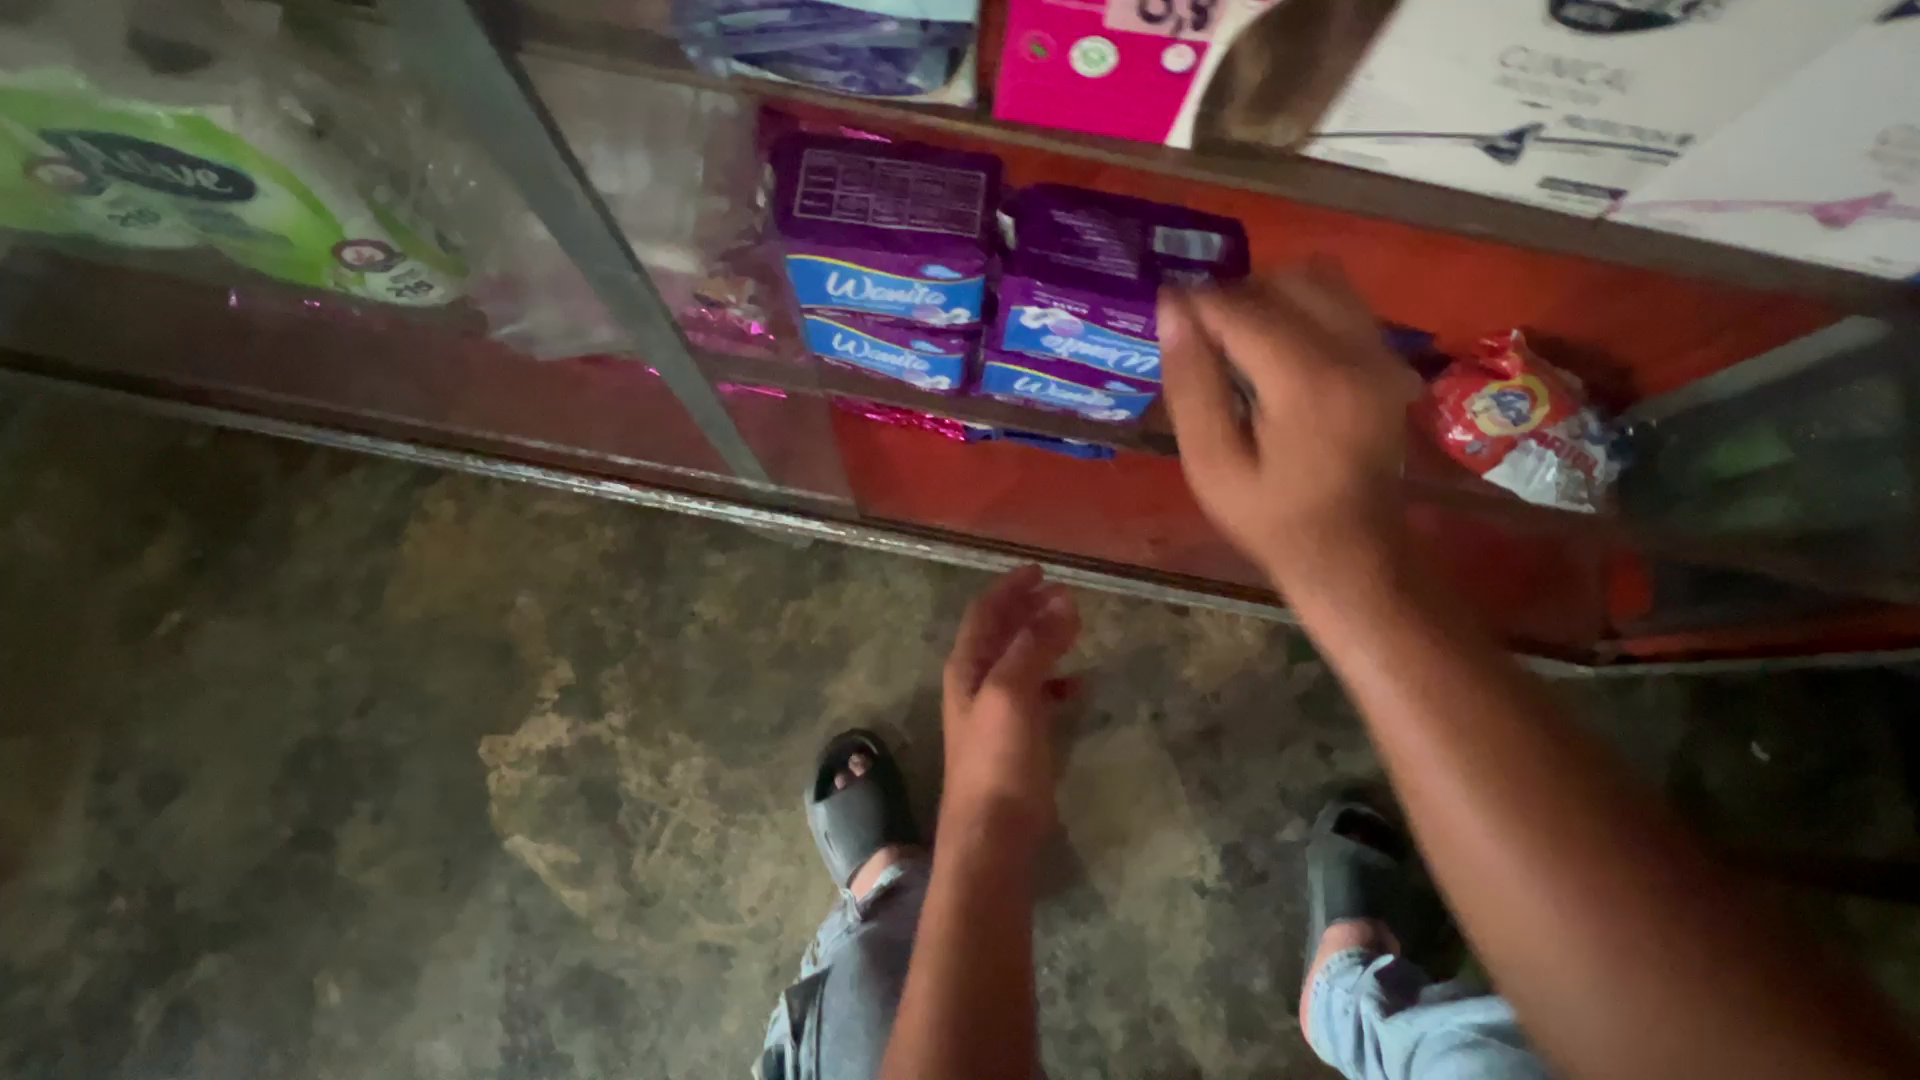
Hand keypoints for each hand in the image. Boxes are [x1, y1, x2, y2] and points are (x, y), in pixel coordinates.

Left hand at [940, 565, 1080, 853]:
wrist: (992, 834)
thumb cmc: (998, 759)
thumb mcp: (1013, 692)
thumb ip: (1035, 644)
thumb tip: (1062, 599)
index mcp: (968, 666)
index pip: (986, 612)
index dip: (1010, 587)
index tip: (1042, 570)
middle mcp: (975, 683)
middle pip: (1000, 633)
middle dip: (1028, 609)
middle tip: (1063, 594)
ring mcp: (994, 713)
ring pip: (1018, 662)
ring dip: (1042, 641)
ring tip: (1074, 629)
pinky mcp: (1014, 740)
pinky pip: (1034, 695)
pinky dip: (1054, 682)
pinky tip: (1077, 686)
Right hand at [1157, 260, 1419, 581]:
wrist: (1349, 550)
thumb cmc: (1269, 518)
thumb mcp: (1211, 463)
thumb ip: (1191, 383)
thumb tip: (1171, 308)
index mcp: (1306, 382)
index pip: (1241, 309)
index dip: (1196, 302)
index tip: (1164, 306)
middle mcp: (1354, 352)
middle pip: (1284, 281)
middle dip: (1233, 295)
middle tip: (1199, 331)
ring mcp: (1380, 353)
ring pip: (1320, 279)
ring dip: (1269, 293)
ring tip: (1235, 334)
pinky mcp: (1389, 359)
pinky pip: (1343, 302)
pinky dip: (1301, 307)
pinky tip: (1274, 347)